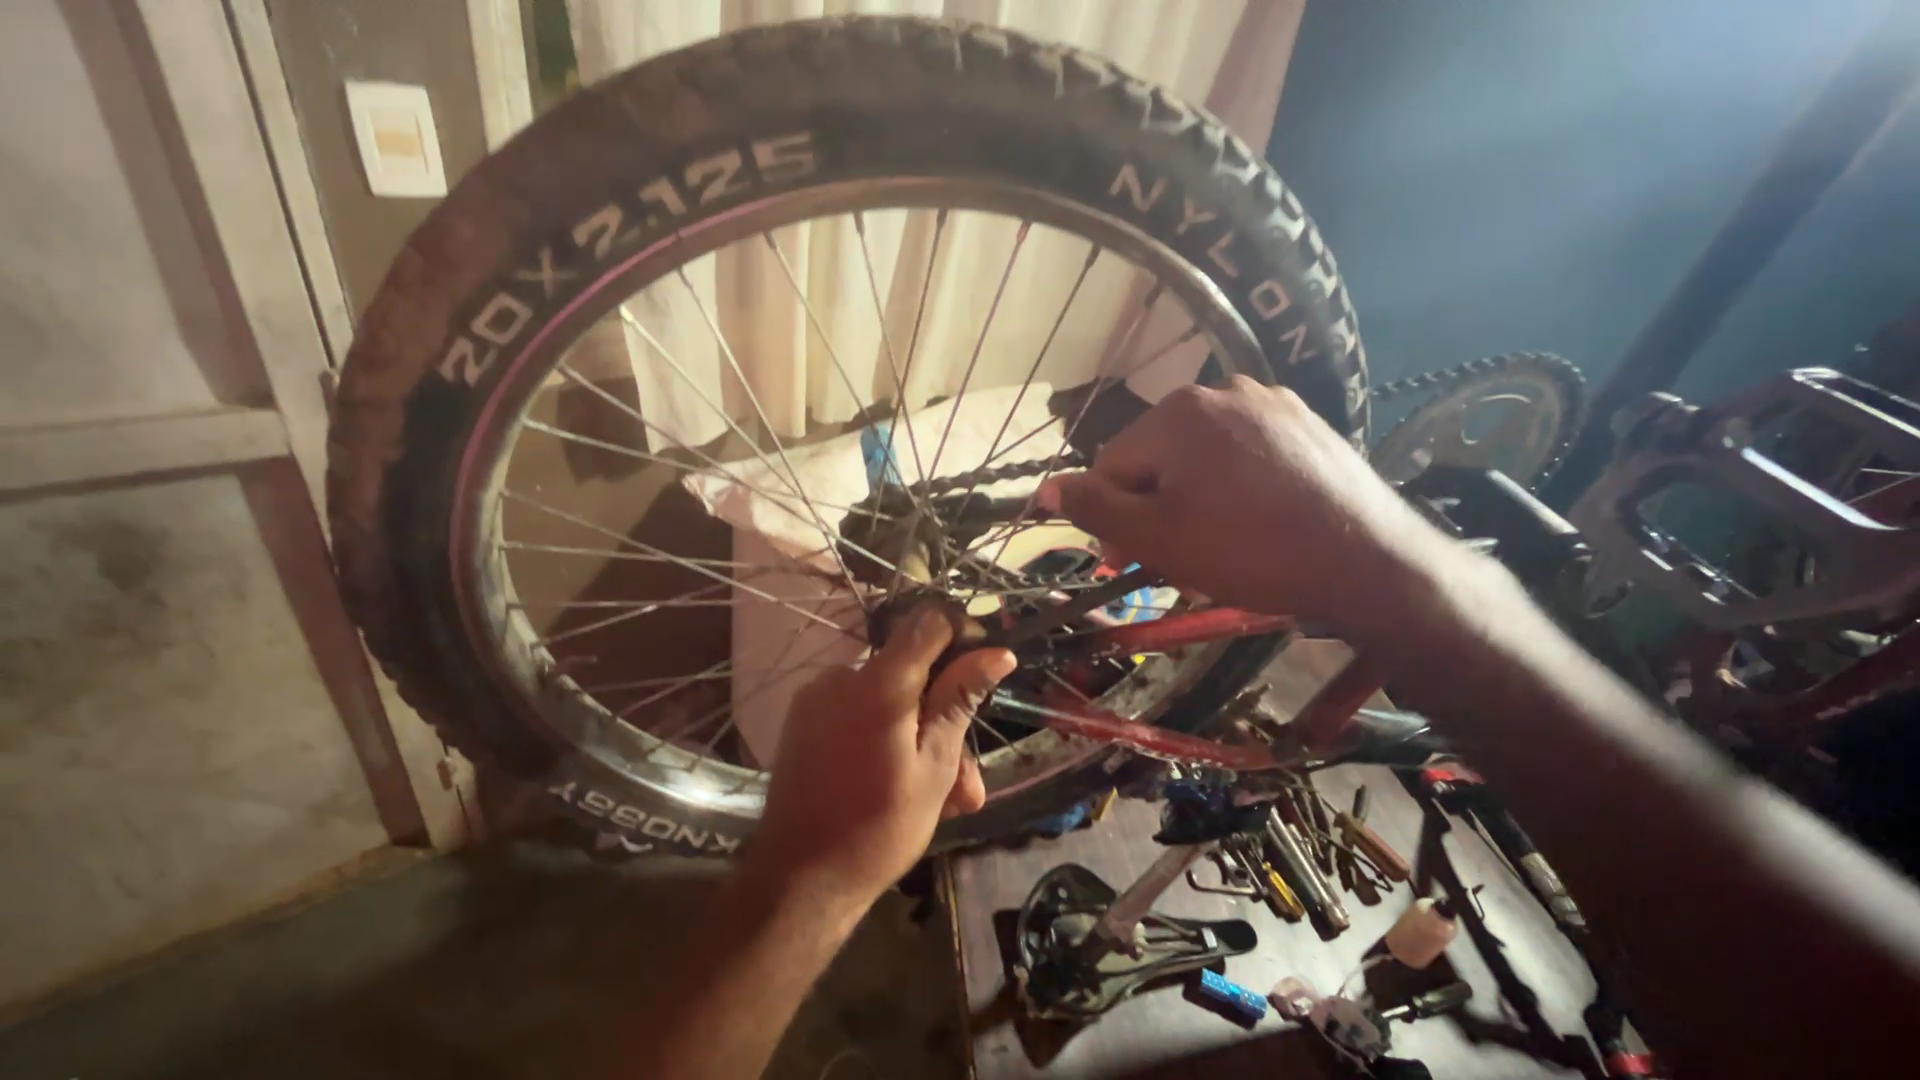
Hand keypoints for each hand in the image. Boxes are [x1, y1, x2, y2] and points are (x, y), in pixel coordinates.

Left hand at [745, 605, 1015, 906]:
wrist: (798, 879)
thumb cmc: (879, 829)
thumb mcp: (936, 766)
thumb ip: (961, 700)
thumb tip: (998, 652)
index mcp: (880, 683)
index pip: (928, 622)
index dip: (961, 634)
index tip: (982, 670)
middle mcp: (843, 676)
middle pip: (910, 670)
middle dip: (944, 715)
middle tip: (967, 777)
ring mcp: (817, 697)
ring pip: (888, 698)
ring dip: (918, 736)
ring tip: (943, 797)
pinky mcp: (803, 719)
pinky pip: (859, 712)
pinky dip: (885, 738)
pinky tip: (901, 784)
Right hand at [1037, 377, 1458, 631]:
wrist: (1368, 562)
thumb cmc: (1248, 551)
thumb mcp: (1155, 536)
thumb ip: (1094, 507)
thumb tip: (1044, 487)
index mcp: (1177, 411)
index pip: (1112, 464)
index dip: (1110, 517)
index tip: (1124, 561)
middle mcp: (1223, 389)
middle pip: (1159, 456)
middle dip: (1155, 506)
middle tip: (1175, 558)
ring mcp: (1272, 402)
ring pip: (1203, 456)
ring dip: (1194, 498)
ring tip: (1219, 544)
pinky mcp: (1307, 423)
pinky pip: (1247, 453)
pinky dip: (1237, 486)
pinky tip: (1258, 522)